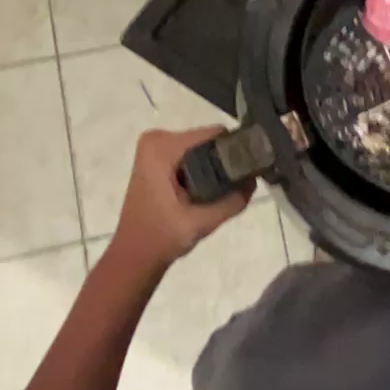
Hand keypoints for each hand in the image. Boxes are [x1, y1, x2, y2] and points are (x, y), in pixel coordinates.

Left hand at [113, 127, 254, 269]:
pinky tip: (206, 193)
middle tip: (234, 188)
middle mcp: (157, 139)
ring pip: (202, 149)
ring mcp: (155, 148)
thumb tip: (254, 181)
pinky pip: (191, 156)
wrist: (134, 256)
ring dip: (214, 169)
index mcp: (162, 147)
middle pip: (208, 140)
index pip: (215, 134)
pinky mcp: (157, 160)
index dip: (235, 151)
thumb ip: (233, 200)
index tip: (248, 172)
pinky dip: (202, 172)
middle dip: (224, 162)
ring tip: (222, 193)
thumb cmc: (161, 237)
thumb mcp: (202, 221)